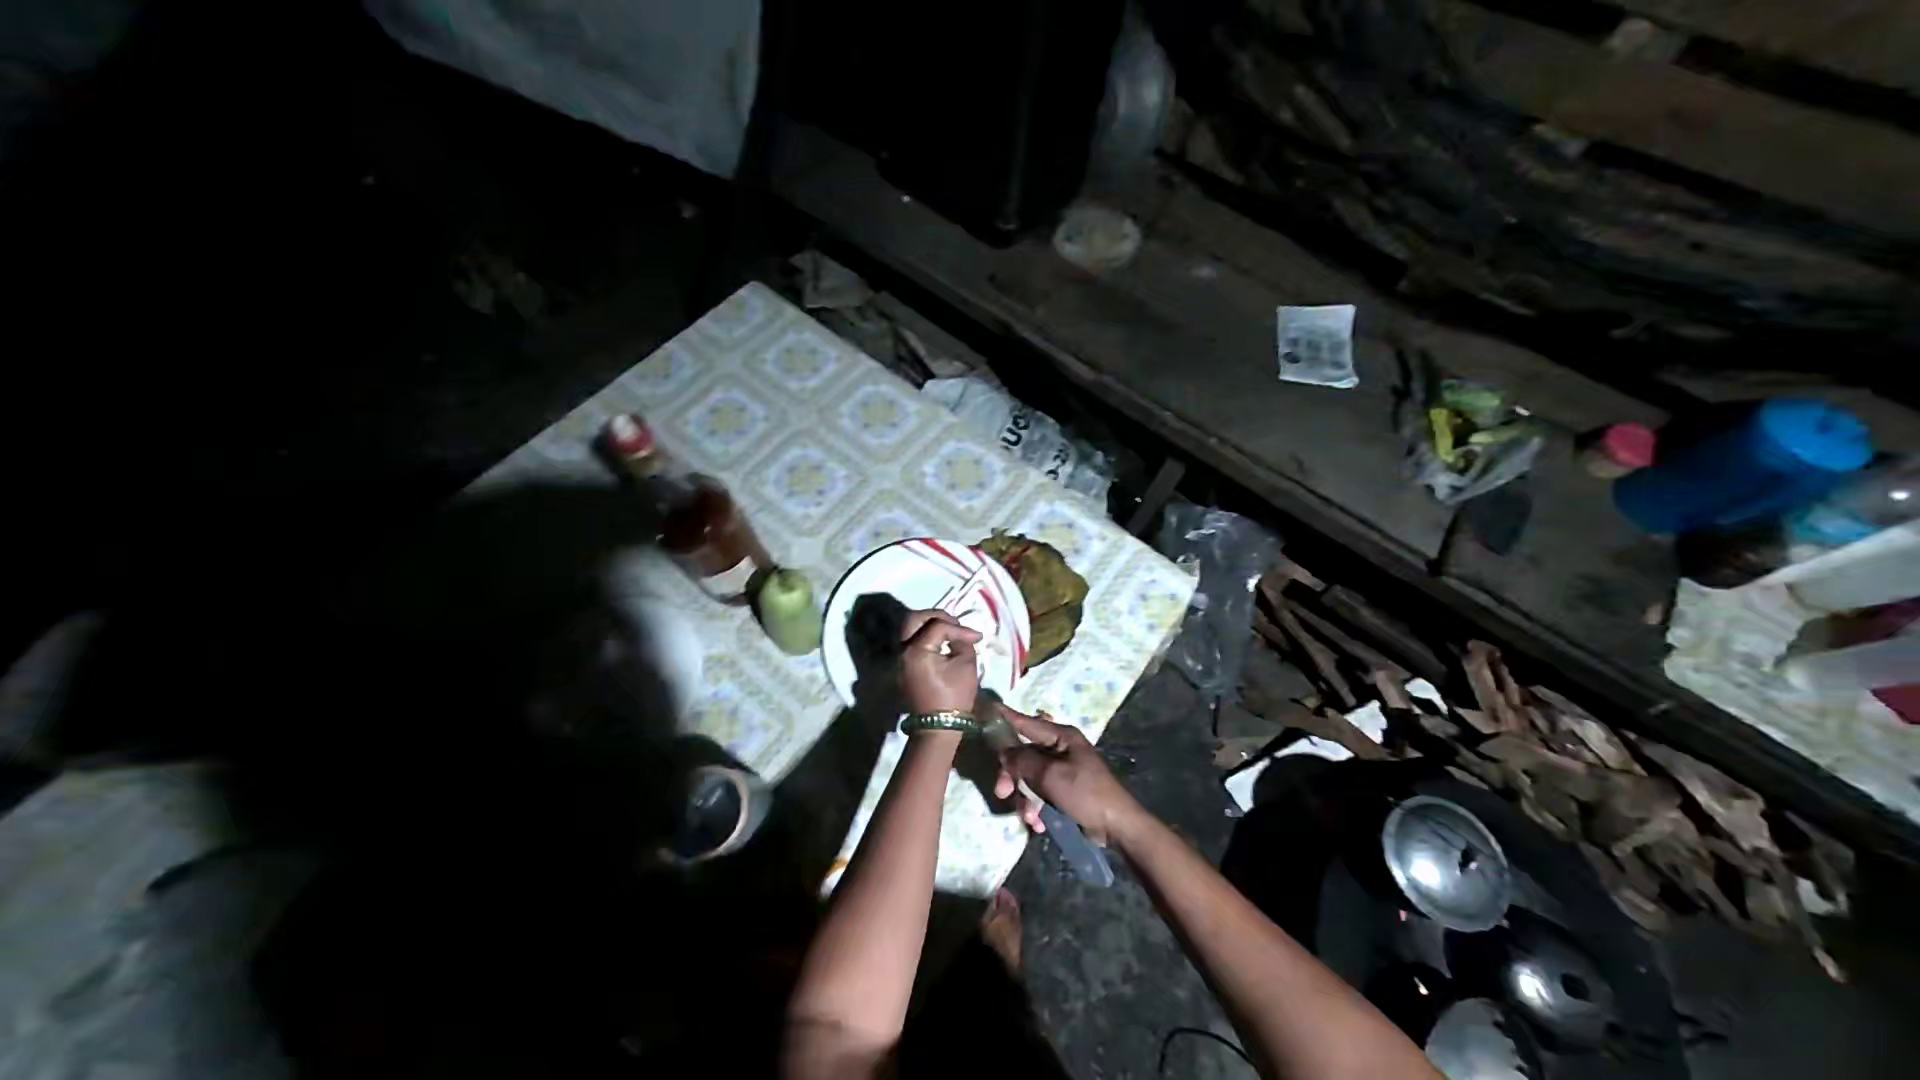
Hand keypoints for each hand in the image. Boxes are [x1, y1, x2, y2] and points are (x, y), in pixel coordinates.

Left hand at [899, 610, 981, 715]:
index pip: (938, 626)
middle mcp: (902, 651)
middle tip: (955, 623)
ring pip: (908, 629)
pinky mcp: (901, 666)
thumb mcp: (966, 665)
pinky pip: (909, 641)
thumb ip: (963, 642)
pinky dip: (923, 635)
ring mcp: (899, 659)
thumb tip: (960, 635)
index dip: (959, 628)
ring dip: (928, 624)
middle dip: (936, 616)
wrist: (938, 727)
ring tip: (948, 630)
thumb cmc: (954, 697)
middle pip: (914, 619)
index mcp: (916, 651)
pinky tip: (940, 641)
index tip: (977, 636)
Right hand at [993, 707, 1148, 847]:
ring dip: (1025, 799)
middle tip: (1002, 792)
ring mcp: (1062, 771)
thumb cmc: (1085, 793)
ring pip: (1029, 779)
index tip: (989, 709)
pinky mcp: (1063, 791)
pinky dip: (1036, 809)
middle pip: (1024, 756)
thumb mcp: (1050, 775)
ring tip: (1029, 817)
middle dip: (1012, 776)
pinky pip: (1040, 795)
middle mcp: (1060, 750)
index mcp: (1062, 737)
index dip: (1007, 717)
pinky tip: (1039, 824)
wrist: (1116, 827)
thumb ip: (1023, 761)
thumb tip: (1004, 752)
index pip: (1028, 723)